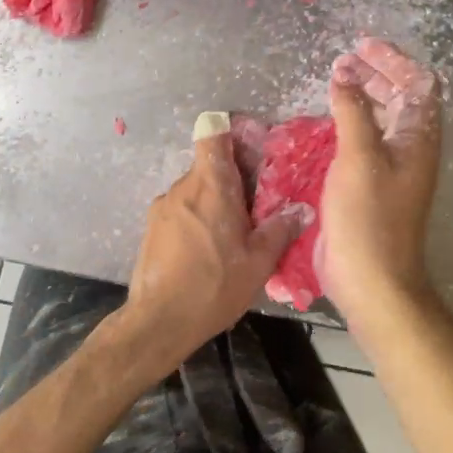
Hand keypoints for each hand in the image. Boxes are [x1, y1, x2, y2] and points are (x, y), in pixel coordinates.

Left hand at [115, 114, 305, 377]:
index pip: (212, 134)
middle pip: (208, 166)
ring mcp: (162, 207)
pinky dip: (196, 221)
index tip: (250, 148)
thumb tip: (300, 211)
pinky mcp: (151, 228)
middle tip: (255, 207)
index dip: (230, 132)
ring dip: (213, 203)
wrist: (159, 320)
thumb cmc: (214, 287)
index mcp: (211, 186)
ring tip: (232, 236)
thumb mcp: (258, 262)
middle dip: (232, 180)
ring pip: (194, 191)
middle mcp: (183, 187)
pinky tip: (207, 252)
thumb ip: (280, 231)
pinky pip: (180, 211)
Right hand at [317, 38, 441, 313]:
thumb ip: (353, 111)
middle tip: (345, 59)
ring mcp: (392, 170)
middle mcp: (411, 150)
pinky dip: (350, 122)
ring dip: (363, 96)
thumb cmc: (369, 217)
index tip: (362, 47)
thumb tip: (345, 74)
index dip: (395, 60)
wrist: (371, 279)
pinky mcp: (371, 187)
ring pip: (383, 120)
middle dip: (377, 74)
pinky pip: (365, 141)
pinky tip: (328, 121)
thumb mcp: (359, 157)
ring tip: (335, 81)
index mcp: (419, 139)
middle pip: (402, 99)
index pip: (419, 85)